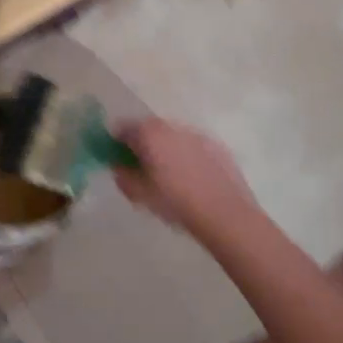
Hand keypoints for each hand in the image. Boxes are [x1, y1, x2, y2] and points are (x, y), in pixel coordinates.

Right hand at [113, 119, 259, 238]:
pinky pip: (193, 145)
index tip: (116, 157)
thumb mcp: (140, 195)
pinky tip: (191, 177)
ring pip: (173, 135)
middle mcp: (172, 127)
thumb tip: (118, 167)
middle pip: (149, 127)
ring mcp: (198, 135)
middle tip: (140, 165)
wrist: (226, 215)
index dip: (116, 141)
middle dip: (142, 142)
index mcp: (150, 134)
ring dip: (165, 147)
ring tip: (168, 172)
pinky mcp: (218, 146)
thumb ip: (123, 176)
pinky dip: (186, 154)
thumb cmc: (176, 203)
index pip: (123, 127)